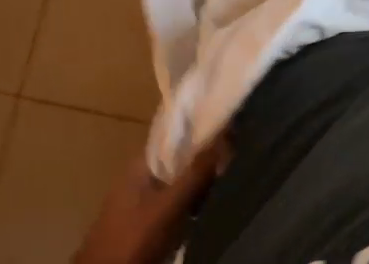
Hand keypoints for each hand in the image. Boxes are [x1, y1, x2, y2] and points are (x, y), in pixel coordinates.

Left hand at [74, 139, 225, 263]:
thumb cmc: (133, 239)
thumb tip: (226, 132)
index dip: (204, 130)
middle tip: (234, 161)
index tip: (232, 130)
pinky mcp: (144, 222)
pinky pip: (174, 204)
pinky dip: (191, 204)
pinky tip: (207, 209)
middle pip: (180, 158)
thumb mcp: (169, 205)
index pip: (177, 134)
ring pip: (179, 182)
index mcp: (140, 163)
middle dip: (205, 159)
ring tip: (227, 181)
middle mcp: (139, 176)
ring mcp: (140, 201)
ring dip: (200, 183)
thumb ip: (197, 172)